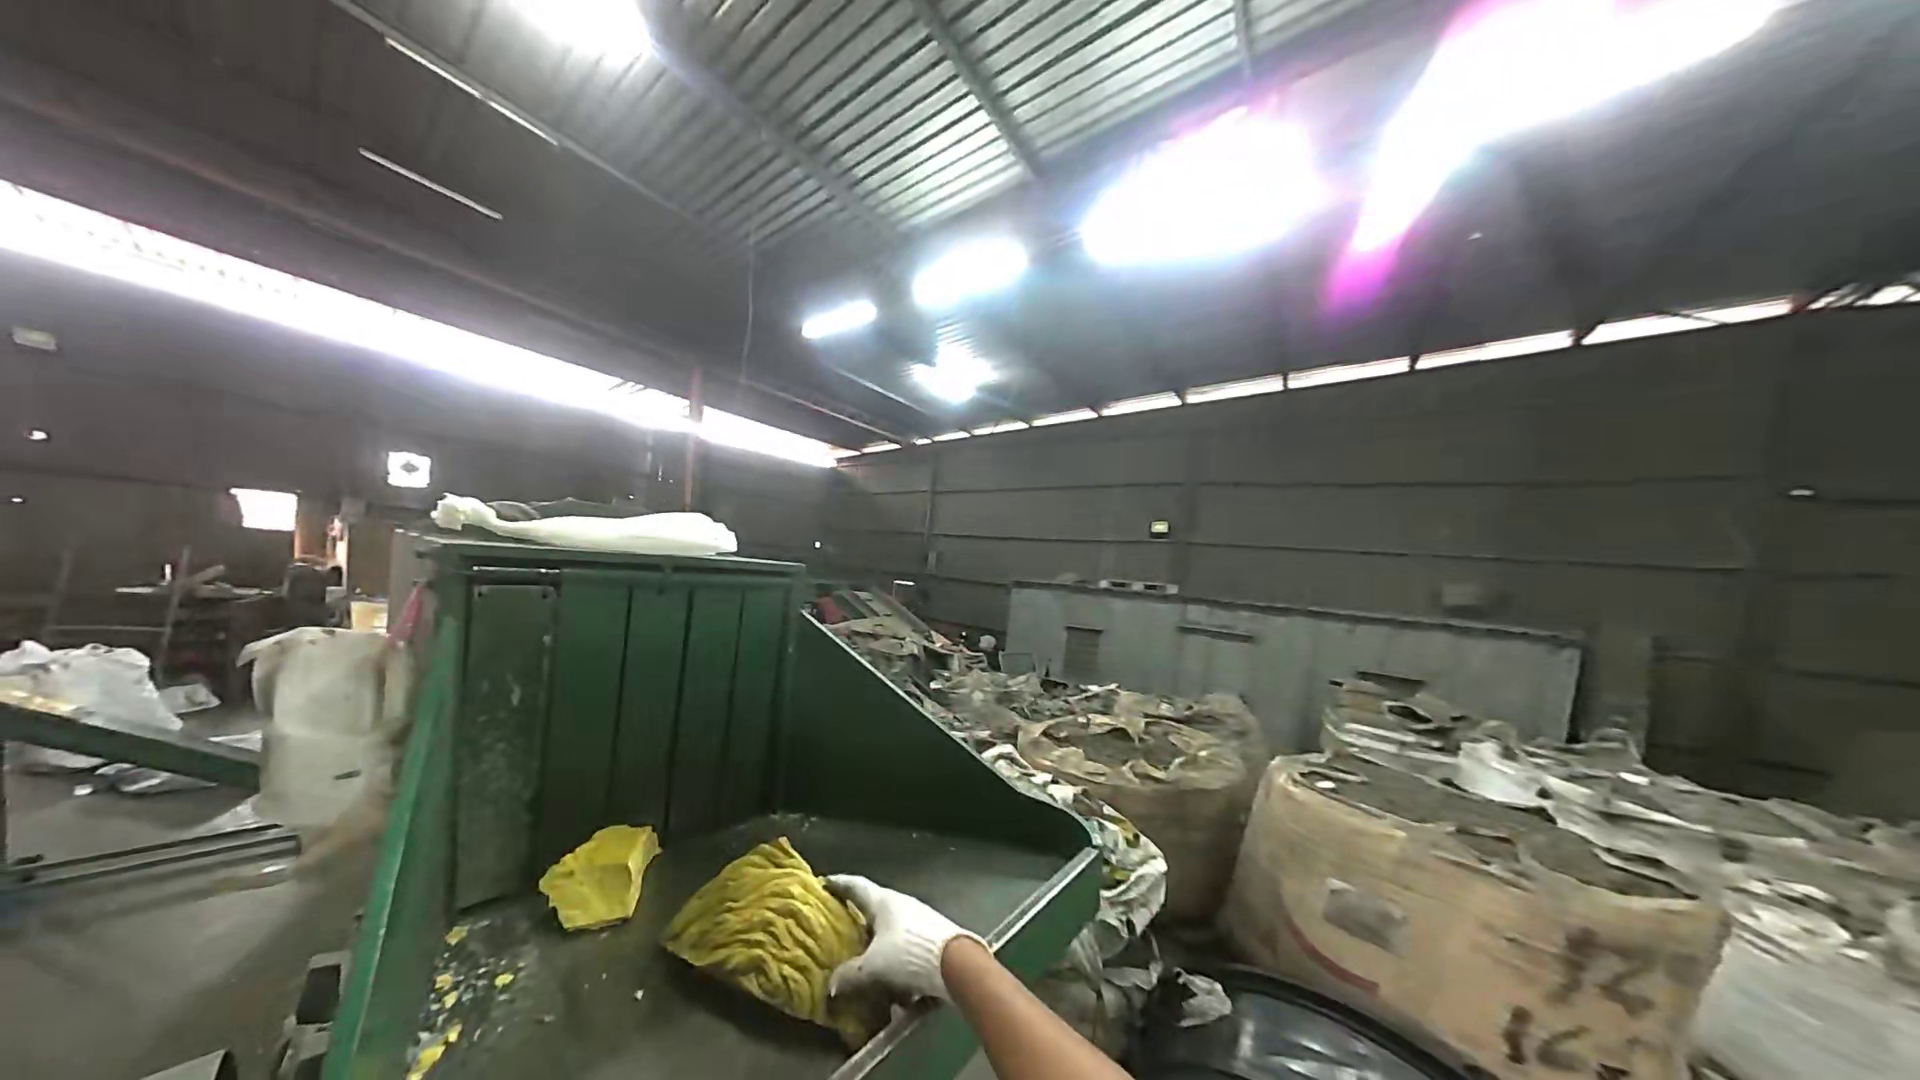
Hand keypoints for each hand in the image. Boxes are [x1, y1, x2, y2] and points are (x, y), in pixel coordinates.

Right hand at [823, 874, 982, 1000]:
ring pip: (890, 928)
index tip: (825, 881)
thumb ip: (850, 975)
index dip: (839, 884)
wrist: (955, 962)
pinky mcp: (930, 936)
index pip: (856, 886)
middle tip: (839, 922)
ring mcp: (918, 918)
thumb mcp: (873, 967)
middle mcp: (901, 904)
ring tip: (862, 957)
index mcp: (884, 901)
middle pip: (874, 906)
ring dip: (876, 941)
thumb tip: (832, 985)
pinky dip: (893, 958)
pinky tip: (890, 980)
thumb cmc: (908, 953)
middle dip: (857, 916)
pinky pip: (904, 945)